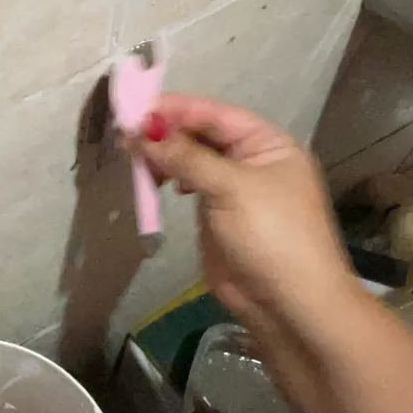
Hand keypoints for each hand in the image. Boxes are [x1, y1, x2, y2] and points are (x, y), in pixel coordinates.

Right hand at [128, 93, 354, 317]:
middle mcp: (251, 160)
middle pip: (201, 134)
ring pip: (191, 159)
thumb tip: (143, 131)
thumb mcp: (230, 188)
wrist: (288, 302)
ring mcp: (233, 188)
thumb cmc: (271, 235)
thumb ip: (186, 156)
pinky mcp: (217, 213)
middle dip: (165, 131)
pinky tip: (152, 179)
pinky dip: (168, 178)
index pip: (215, 114)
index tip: (134, 109)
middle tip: (124, 133)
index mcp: (267, 143)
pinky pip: (188, 185)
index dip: (175, 110)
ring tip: (131, 155)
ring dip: (162, 155)